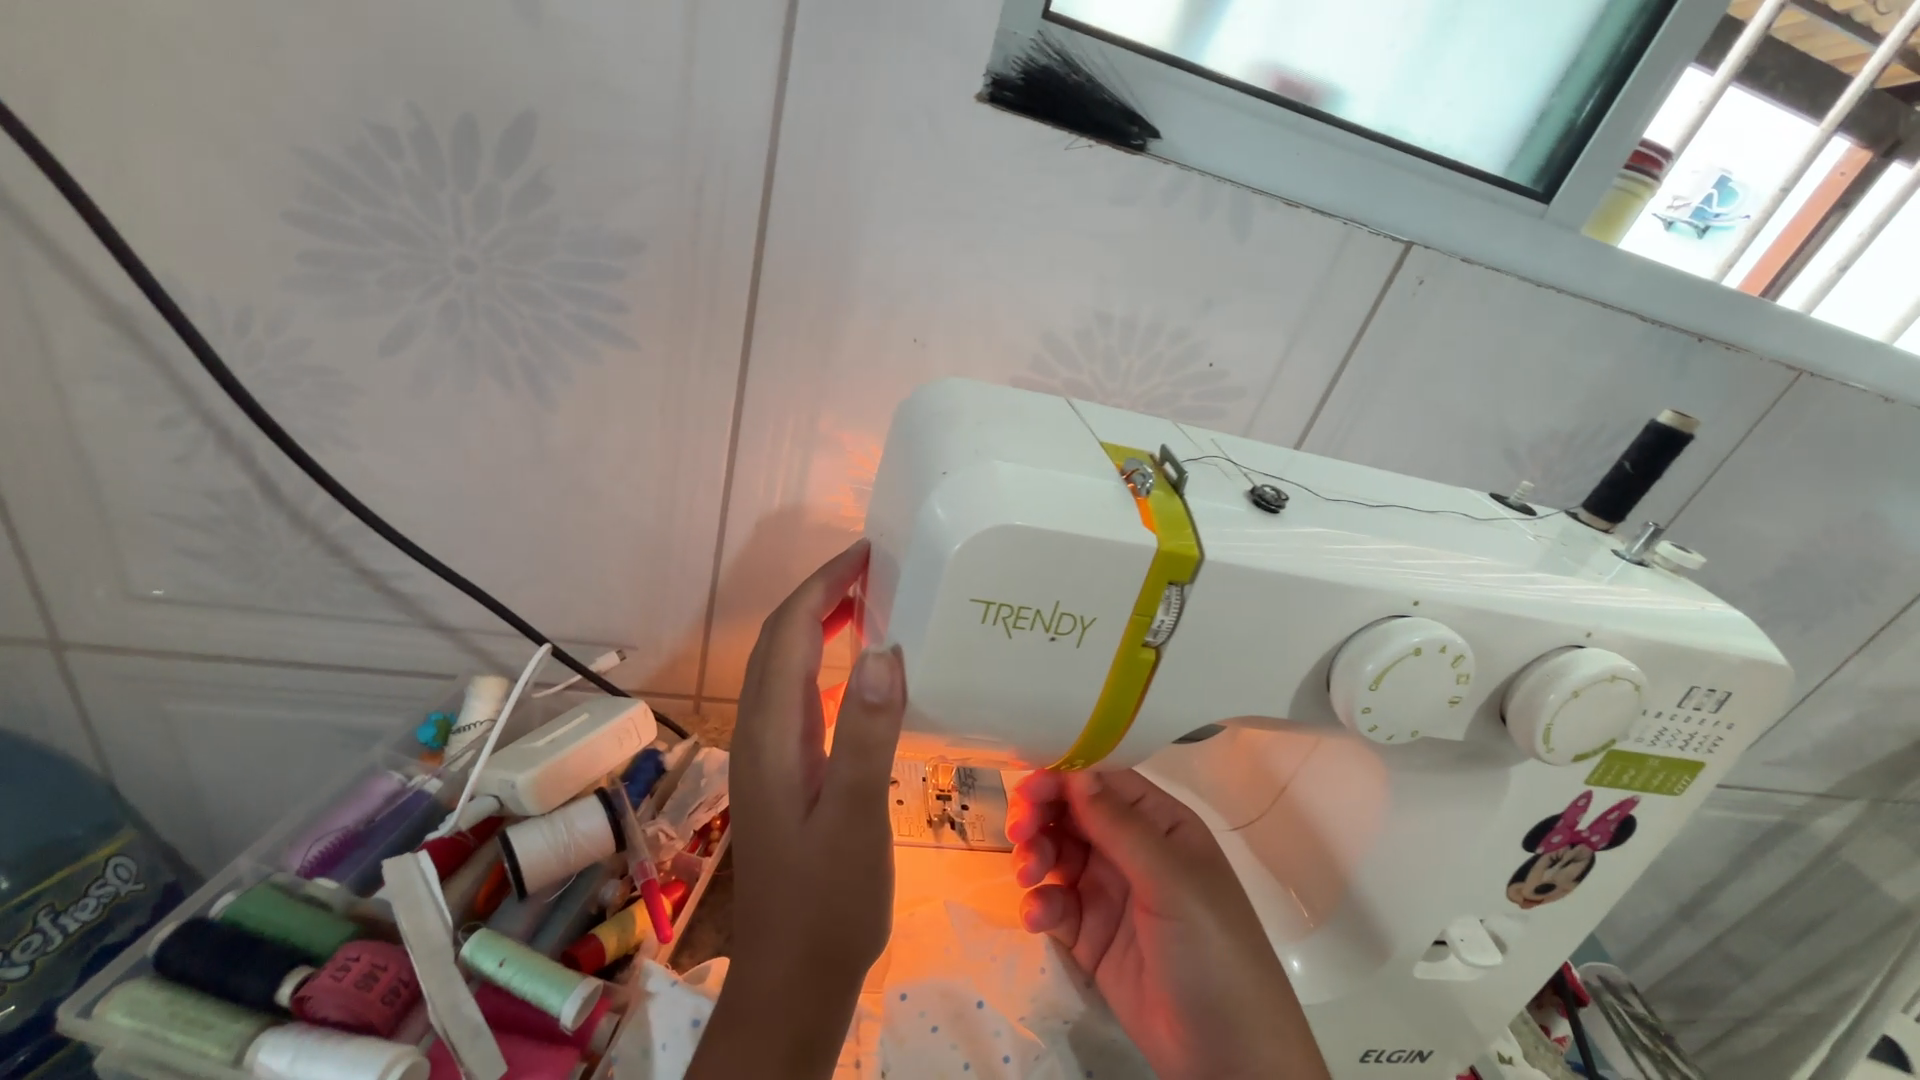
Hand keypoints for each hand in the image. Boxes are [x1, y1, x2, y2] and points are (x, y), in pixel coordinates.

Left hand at [689, 540, 907, 1079]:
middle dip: (819, 594)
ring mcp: (769, 755)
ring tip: (870, 599)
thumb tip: (886, 650)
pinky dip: (825, 661)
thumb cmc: (829, 903)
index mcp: (772, 736)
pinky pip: (800, 696)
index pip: (788, 636)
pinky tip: (859, 669)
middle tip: (875, 567)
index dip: (822, 587)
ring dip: (819, 623)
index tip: (867, 553)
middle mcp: (761, 735)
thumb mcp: (857, 820)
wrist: (795, 977)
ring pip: (786, 667)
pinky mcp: (784, 773)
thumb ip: (868, 735)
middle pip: (780, 643)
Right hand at [1010, 769, 1329, 1079]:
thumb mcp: (1171, 881)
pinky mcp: (1091, 936)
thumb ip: (1120, 826)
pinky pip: (1055, 904)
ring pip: (1058, 855)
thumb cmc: (1212, 951)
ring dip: (1036, 857)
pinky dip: (1040, 904)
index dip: (1063, 779)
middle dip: (1041, 817)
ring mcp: (1111, 893)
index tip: (1026, 792)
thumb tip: (1076, 772)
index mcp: (1162, 826)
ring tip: (1029, 877)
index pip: (1104, 783)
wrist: (1227, 1054)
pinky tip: (1038, 918)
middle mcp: (1133, 851)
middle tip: (1019, 835)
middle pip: (1073, 814)